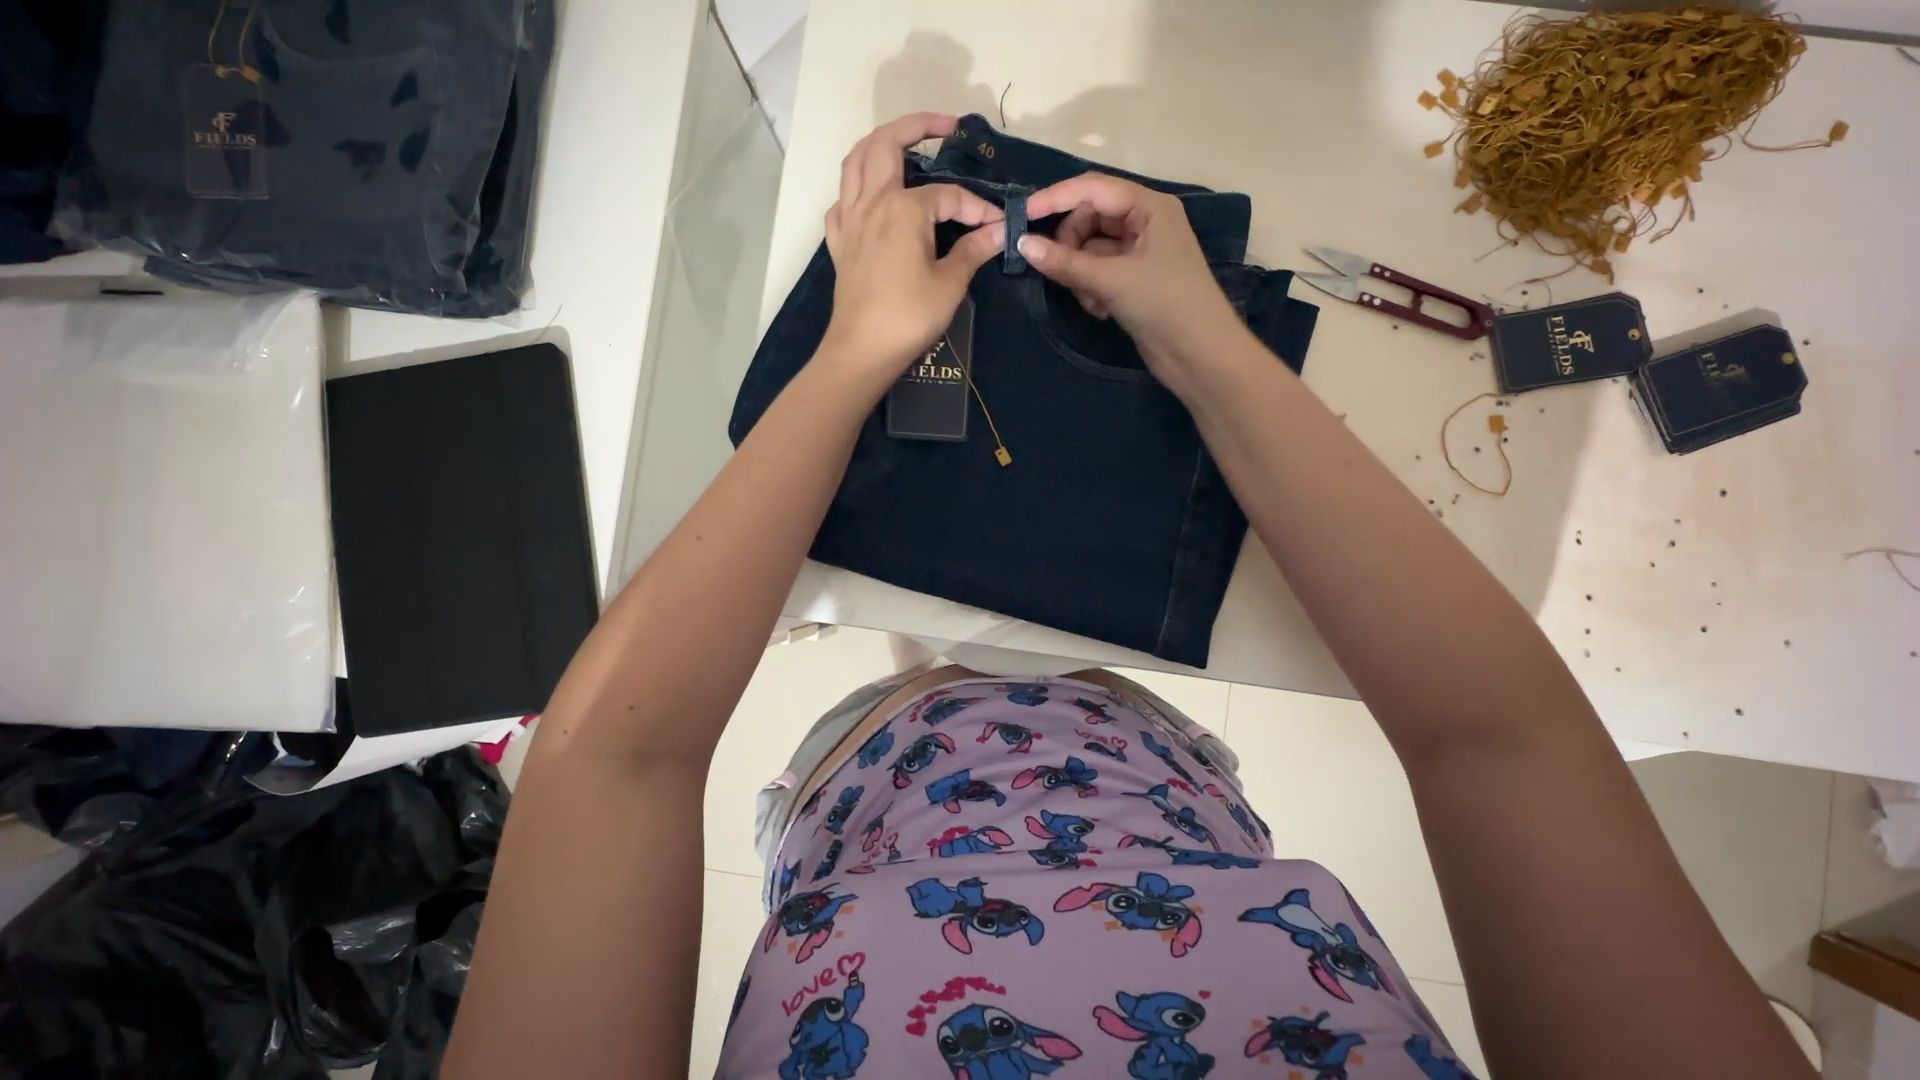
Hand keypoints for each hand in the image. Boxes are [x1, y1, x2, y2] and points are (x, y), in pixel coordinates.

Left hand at [819, 114, 1003, 387]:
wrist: (862, 351)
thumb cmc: (909, 317)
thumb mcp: (950, 284)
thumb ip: (973, 250)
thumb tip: (999, 231)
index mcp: (903, 208)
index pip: (948, 194)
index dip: (977, 207)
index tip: (998, 226)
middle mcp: (872, 202)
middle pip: (886, 144)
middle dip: (917, 126)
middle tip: (945, 126)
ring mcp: (850, 221)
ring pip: (855, 162)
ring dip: (878, 144)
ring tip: (904, 144)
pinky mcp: (839, 243)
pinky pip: (842, 201)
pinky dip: (856, 188)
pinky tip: (870, 198)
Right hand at [1019, 173, 1245, 396]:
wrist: (1200, 355)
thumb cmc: (1165, 304)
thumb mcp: (1112, 280)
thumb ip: (1066, 262)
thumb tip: (1022, 244)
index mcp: (1149, 207)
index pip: (1093, 188)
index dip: (1056, 198)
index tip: (1022, 216)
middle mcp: (1144, 222)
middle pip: (1089, 217)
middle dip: (1069, 243)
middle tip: (1055, 269)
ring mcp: (1139, 252)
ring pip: (1090, 248)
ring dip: (1078, 271)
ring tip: (1087, 297)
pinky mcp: (1133, 281)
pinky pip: (1097, 271)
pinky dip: (1090, 287)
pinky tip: (1098, 309)